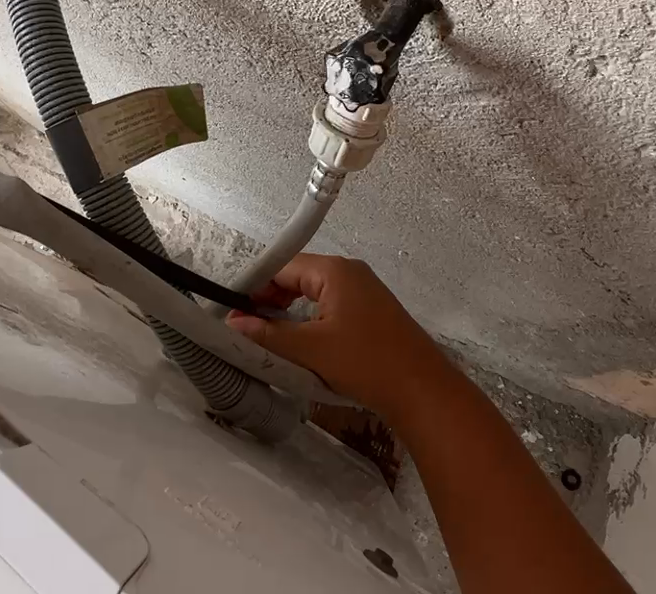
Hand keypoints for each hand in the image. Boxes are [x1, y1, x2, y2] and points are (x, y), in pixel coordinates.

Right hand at [225, 253, 456, 420]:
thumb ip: (270, 334)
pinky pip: (331, 306)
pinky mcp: (372, 311)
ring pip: (314, 293)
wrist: (422, 389)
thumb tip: (233, 323)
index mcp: (334, 271)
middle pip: (299, 277)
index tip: (233, 312)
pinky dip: (311, 320)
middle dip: (271, 300)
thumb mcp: (311, 349)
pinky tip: (301, 343)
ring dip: (290, 312)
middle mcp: (350, 272)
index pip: (283, 267)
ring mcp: (364, 291)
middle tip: (248, 328)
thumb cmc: (365, 362)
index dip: (255, 287)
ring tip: (269, 338)